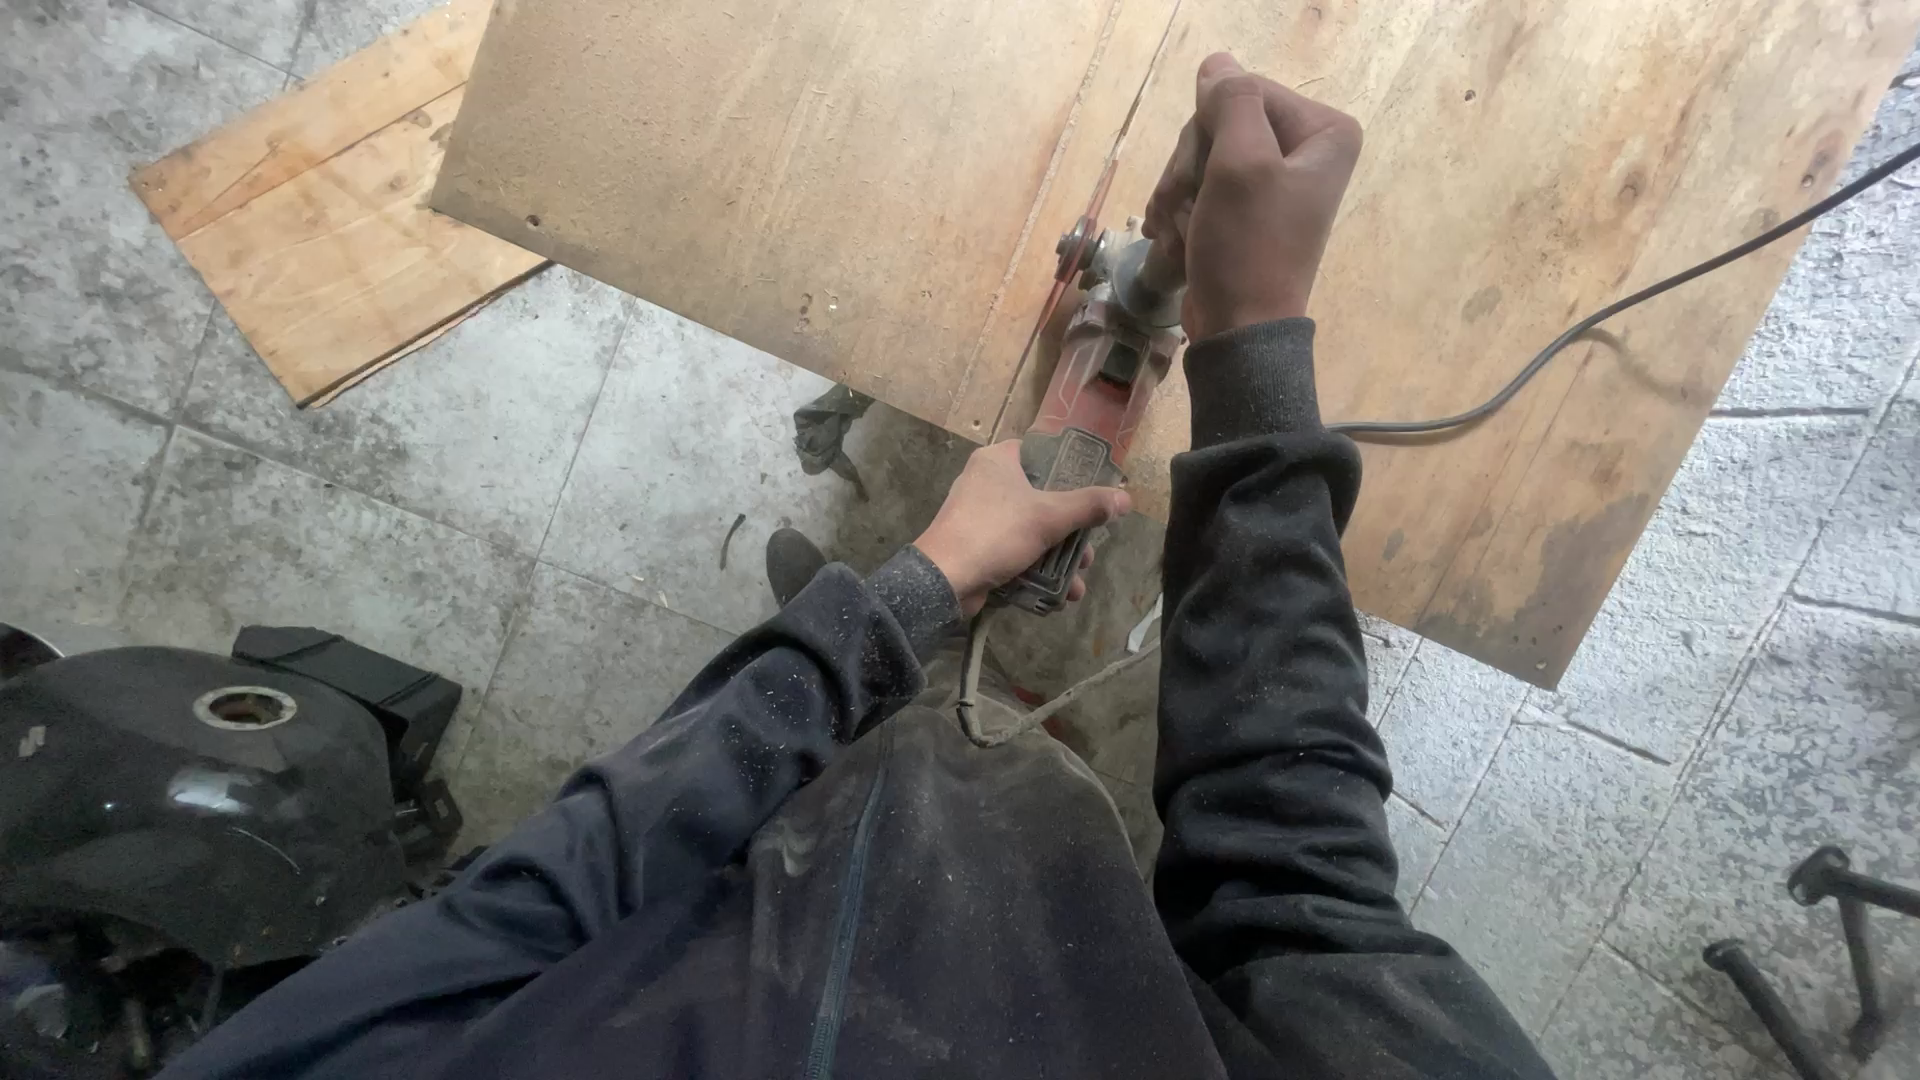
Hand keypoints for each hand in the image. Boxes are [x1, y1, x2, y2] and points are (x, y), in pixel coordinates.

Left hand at [915, 441, 1130, 615]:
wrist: (944, 580)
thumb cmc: (996, 533)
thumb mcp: (1049, 516)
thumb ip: (1089, 506)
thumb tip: (1126, 498)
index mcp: (998, 460)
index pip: (1042, 453)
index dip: (1071, 472)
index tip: (1094, 495)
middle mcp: (987, 482)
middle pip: (1044, 499)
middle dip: (1071, 534)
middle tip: (1088, 555)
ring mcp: (981, 516)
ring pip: (1033, 531)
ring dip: (1059, 560)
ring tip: (1077, 585)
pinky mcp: (978, 547)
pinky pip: (1016, 553)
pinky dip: (1037, 571)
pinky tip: (1058, 596)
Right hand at [1144, 52, 1362, 341]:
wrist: (1238, 329)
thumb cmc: (1247, 247)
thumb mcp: (1240, 164)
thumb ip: (1230, 102)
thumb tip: (1216, 64)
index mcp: (1323, 132)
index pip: (1244, 94)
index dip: (1207, 130)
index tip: (1197, 175)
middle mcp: (1302, 154)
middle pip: (1219, 130)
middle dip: (1187, 171)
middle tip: (1178, 208)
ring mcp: (1269, 189)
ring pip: (1200, 164)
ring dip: (1175, 199)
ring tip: (1172, 233)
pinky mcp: (1241, 219)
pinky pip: (1198, 197)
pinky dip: (1179, 219)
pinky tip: (1174, 243)